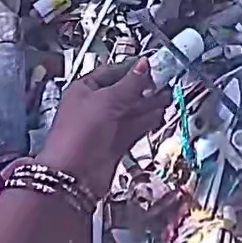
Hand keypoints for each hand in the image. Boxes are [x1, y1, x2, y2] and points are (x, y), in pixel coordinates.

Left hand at [36, 59, 164, 193]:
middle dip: (143, 87)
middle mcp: (94, 107)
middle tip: (164, 80)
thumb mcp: (107, 101)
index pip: (111, 72)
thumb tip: (144, 65)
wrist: (73, 178)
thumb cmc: (79, 134)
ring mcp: (104, 127)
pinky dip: (146, 121)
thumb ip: (129, 84)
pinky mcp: (114, 144)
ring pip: (130, 111)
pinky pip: (133, 128)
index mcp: (84, 89)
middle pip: (123, 92)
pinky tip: (159, 114)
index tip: (151, 65)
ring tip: (167, 95)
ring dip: (148, 103)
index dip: (131, 68)